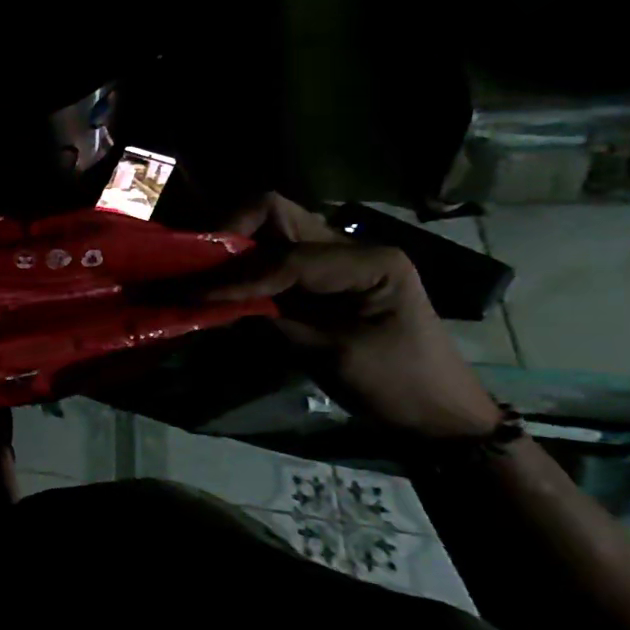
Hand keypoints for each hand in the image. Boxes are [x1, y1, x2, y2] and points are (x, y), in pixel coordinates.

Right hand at [207, 194, 502, 438]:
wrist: (438, 416)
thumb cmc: (397, 385)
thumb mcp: (333, 354)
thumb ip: (272, 321)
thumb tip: (209, 304)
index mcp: (370, 261)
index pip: (287, 258)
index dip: (237, 277)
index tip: (192, 294)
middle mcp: (349, 246)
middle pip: (273, 212)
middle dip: (227, 229)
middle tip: (191, 259)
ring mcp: (331, 258)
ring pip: (267, 225)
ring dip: (228, 241)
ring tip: (195, 267)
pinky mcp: (315, 276)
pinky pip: (267, 254)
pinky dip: (237, 262)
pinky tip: (214, 279)